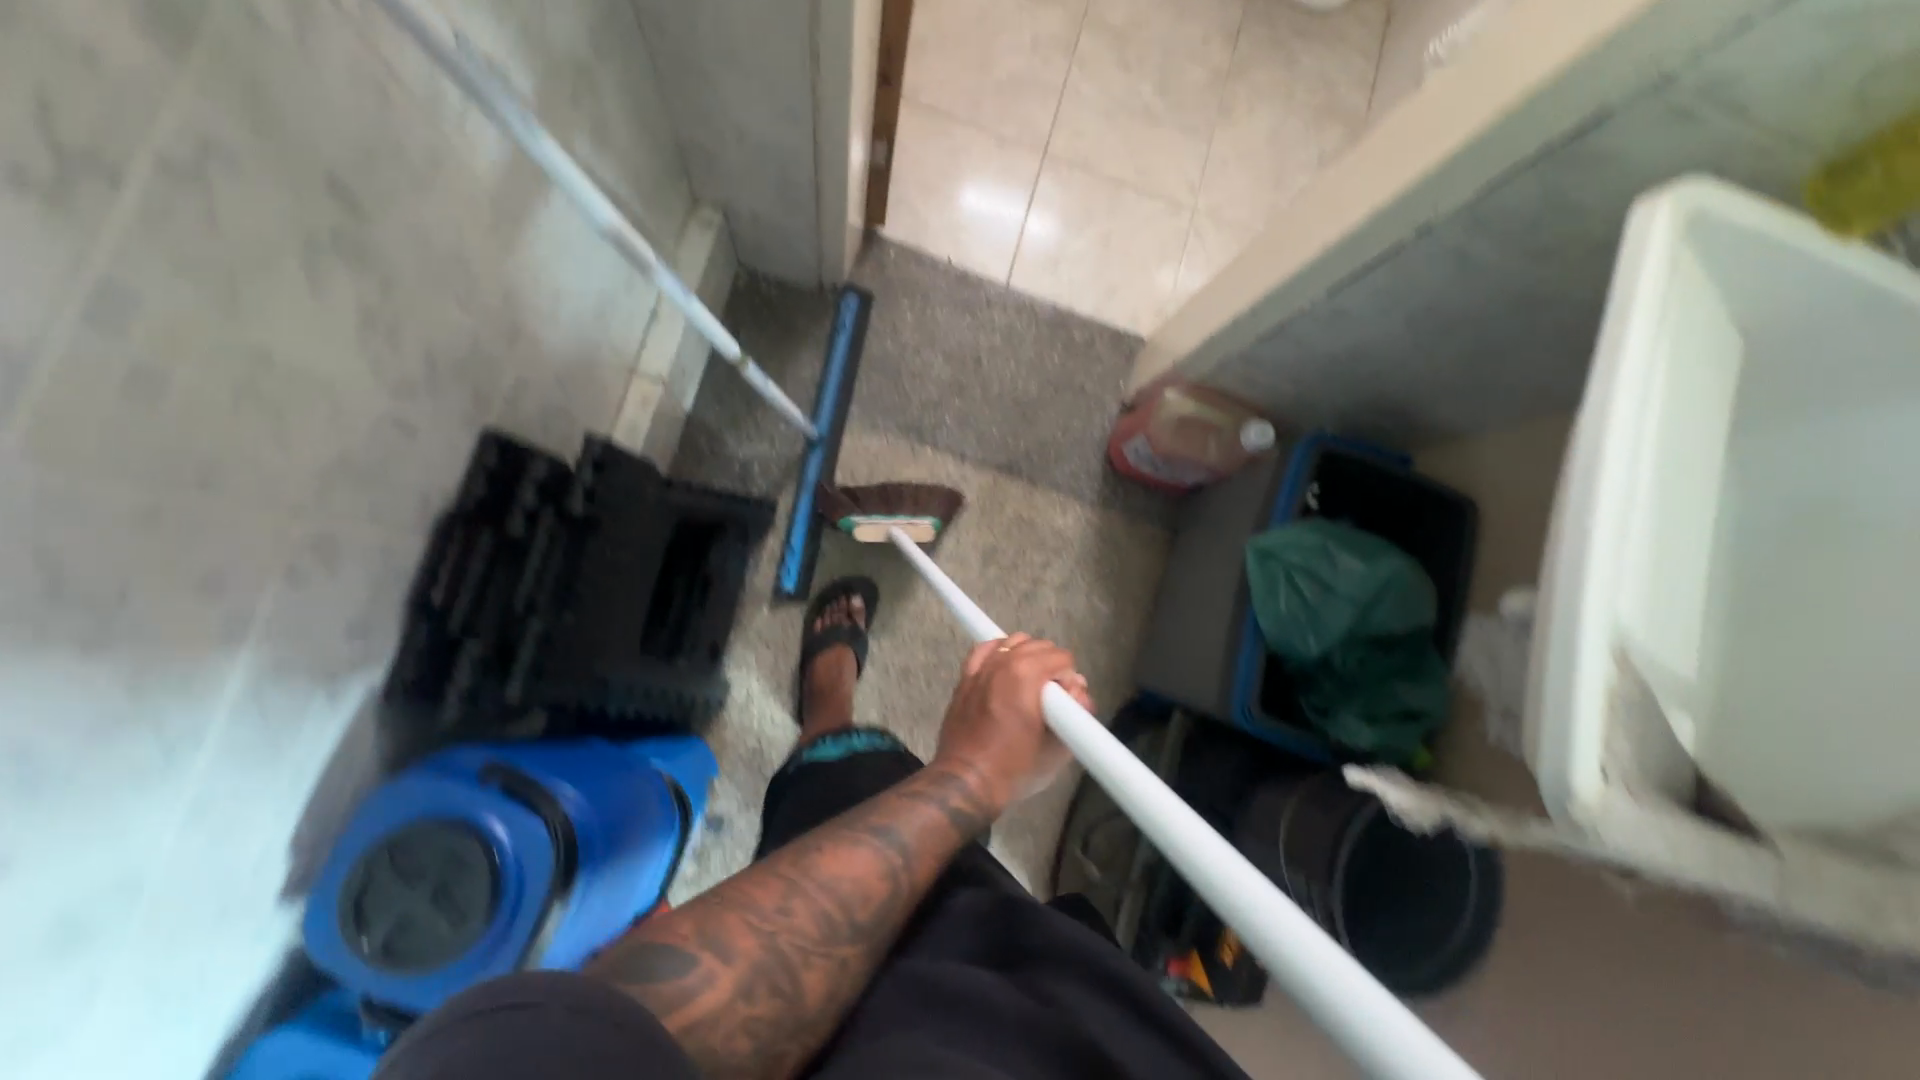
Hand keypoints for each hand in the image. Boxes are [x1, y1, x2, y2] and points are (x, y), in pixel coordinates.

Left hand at [930, 633, 1094, 813]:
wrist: (967, 781)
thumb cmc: (1015, 769)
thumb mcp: (1058, 748)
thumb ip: (1077, 713)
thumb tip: (1079, 691)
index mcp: (1026, 675)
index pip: (1063, 658)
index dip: (1070, 680)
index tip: (1066, 703)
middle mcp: (1003, 663)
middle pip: (1040, 646)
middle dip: (1052, 667)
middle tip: (1052, 699)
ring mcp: (981, 667)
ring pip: (1014, 642)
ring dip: (1028, 657)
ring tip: (1031, 686)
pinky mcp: (966, 677)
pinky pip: (986, 648)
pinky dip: (1000, 652)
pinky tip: (1005, 669)